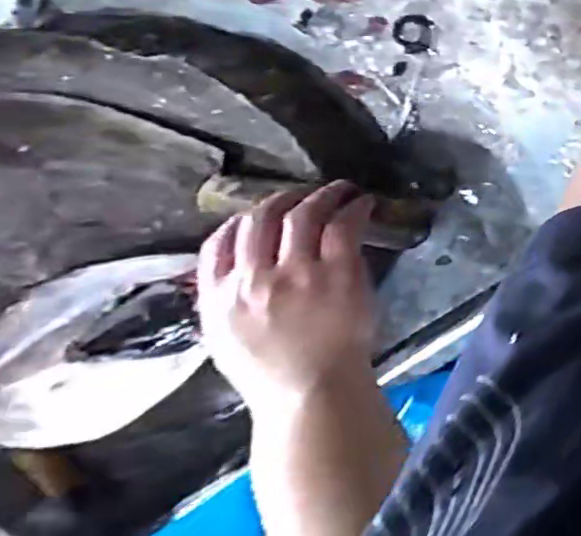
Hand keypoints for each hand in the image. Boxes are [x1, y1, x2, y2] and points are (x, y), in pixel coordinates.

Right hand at [196, 181, 377, 413]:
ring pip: (304, 214)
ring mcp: (297, 274)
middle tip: (302, 194)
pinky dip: (353, 206)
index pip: (217, 243)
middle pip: (261, 219)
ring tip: (338, 189)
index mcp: (219, 301)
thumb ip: (229, 299)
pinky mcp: (337, 271)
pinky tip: (362, 202)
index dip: (241, 219)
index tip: (262, 211)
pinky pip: (343, 224)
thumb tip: (240, 265)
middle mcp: (253, 281)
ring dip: (322, 194)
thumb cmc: (274, 371)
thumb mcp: (228, 338)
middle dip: (282, 199)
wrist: (311, 392)